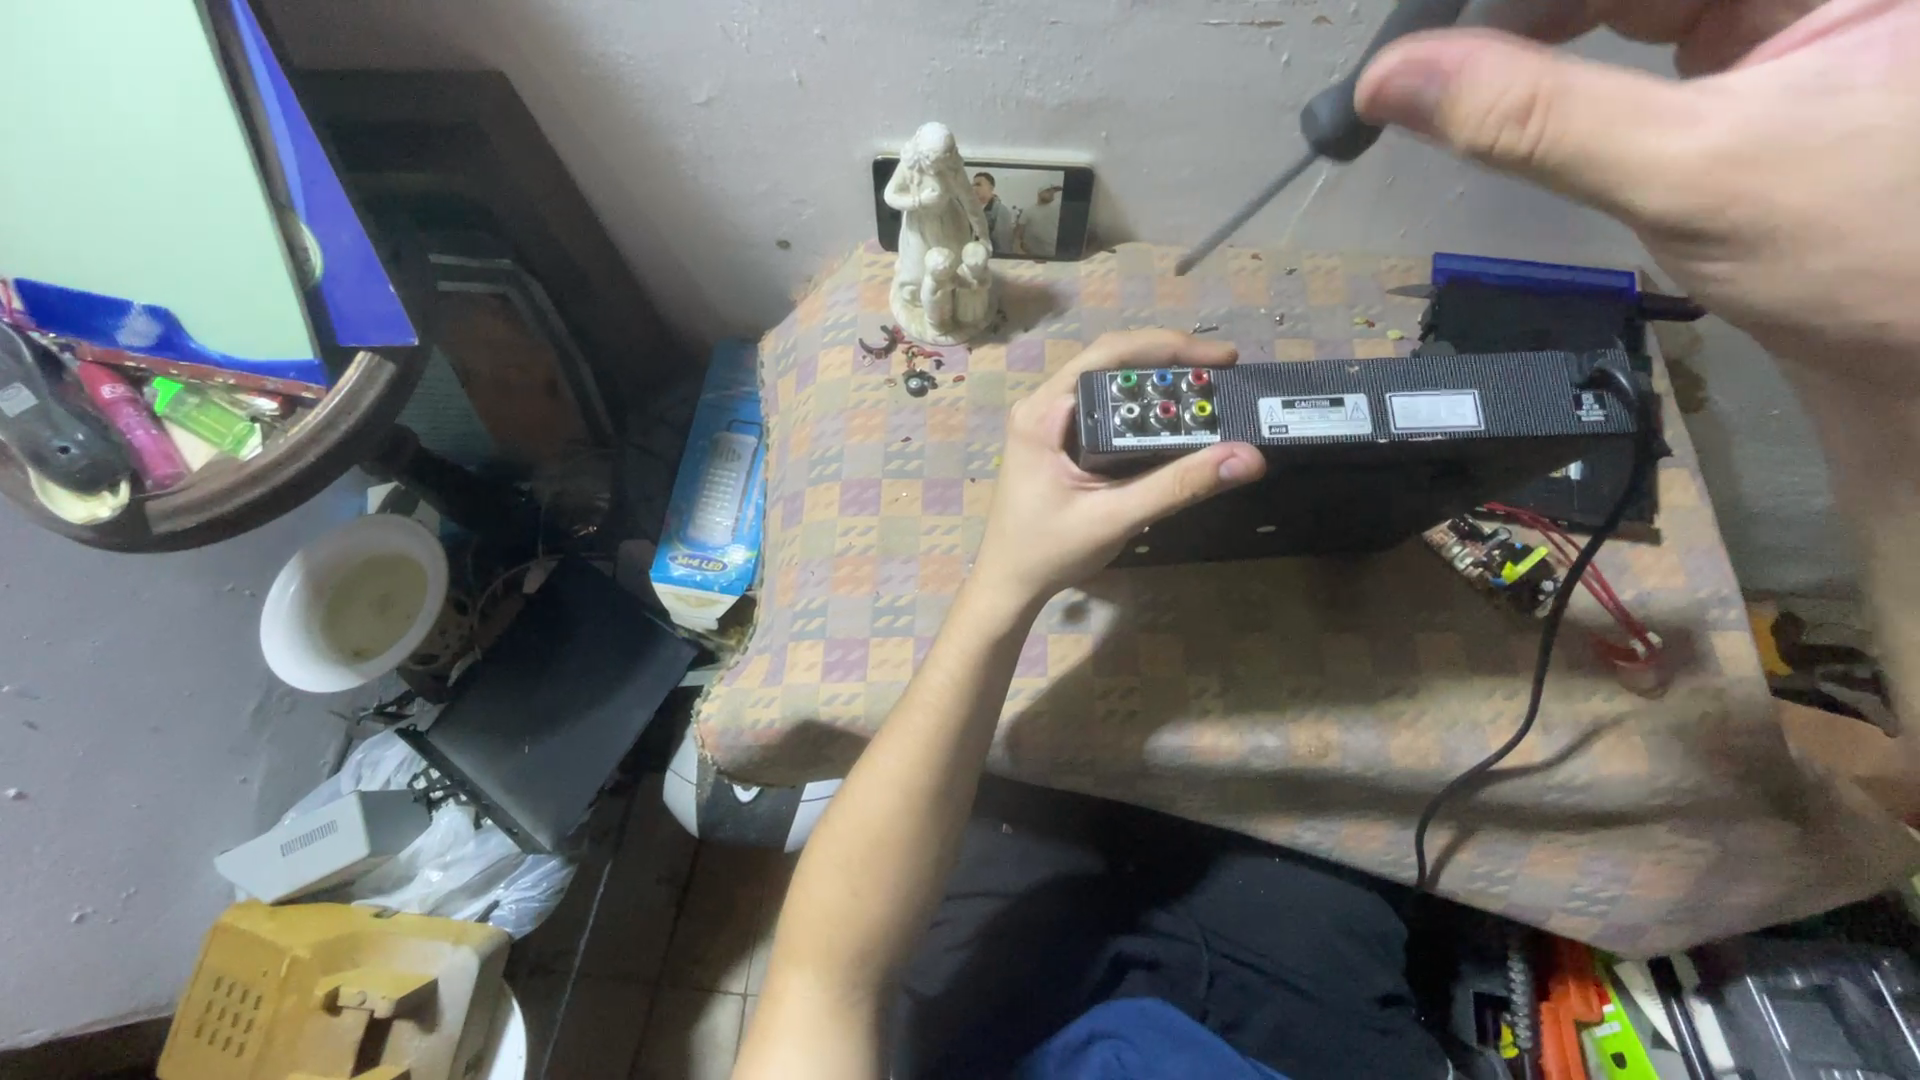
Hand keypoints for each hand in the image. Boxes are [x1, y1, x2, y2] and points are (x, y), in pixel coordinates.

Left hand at [969, 330, 1265, 610]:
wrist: (1010, 583)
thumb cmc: (1048, 551)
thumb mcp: (1116, 517)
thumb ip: (1178, 486)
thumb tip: (1247, 456)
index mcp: (1042, 413)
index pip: (1109, 356)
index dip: (1168, 348)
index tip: (1221, 359)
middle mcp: (1042, 405)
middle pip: (1111, 360)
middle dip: (1170, 358)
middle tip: (1224, 367)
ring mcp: (1048, 421)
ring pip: (1110, 382)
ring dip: (1158, 379)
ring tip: (1209, 384)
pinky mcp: (1058, 440)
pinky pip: (1105, 408)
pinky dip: (1143, 405)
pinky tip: (1175, 414)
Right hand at [1355, 0, 1919, 392]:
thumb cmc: (1865, 255)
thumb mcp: (1686, 173)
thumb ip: (1534, 120)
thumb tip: (1391, 80)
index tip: (1414, 32)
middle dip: (1512, 10)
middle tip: (1411, 65)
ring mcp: (1784, 3)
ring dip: (1524, 32)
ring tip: (1439, 83)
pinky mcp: (1756, 47)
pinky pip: (1634, 29)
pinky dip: (1555, 61)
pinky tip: (1501, 90)